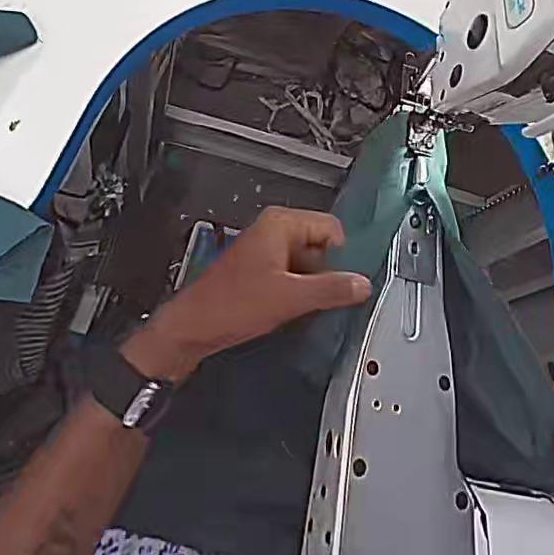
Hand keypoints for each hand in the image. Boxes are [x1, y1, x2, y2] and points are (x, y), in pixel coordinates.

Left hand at [120, 207, 370, 381]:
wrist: (190, 331)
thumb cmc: (230, 306)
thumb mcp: (290, 298)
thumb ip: (331, 289)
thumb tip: (362, 284)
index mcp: (281, 223)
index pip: (333, 228)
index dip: (341, 255)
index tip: (344, 280)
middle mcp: (274, 230)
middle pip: (322, 245)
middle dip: (326, 272)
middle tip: (319, 296)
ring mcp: (267, 250)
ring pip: (309, 263)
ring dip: (312, 285)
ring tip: (302, 305)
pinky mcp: (262, 270)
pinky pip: (295, 275)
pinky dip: (299, 291)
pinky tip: (293, 309)